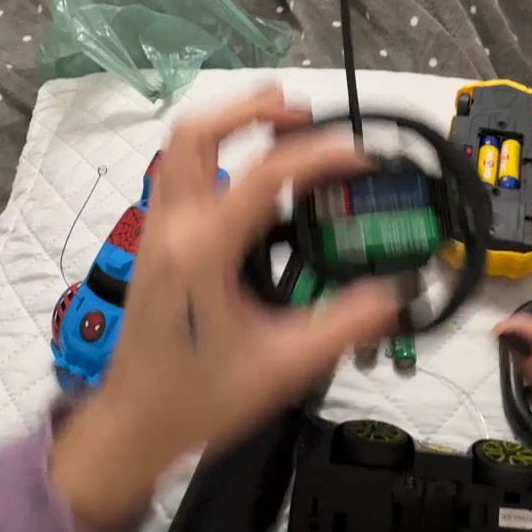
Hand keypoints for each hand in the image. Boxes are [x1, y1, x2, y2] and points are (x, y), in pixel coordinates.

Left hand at [50, 88, 401, 531]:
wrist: (134, 424)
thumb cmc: (201, 397)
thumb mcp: (284, 366)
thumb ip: (345, 323)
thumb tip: (397, 292)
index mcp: (203, 250)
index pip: (264, 174)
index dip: (318, 155)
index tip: (360, 156)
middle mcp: (174, 225)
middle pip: (197, 131)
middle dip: (251, 107)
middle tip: (304, 113)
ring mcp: (158, 228)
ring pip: (182, 144)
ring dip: (230, 121)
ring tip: (283, 123)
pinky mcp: (158, 237)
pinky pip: (182, 169)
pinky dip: (217, 148)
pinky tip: (253, 168)